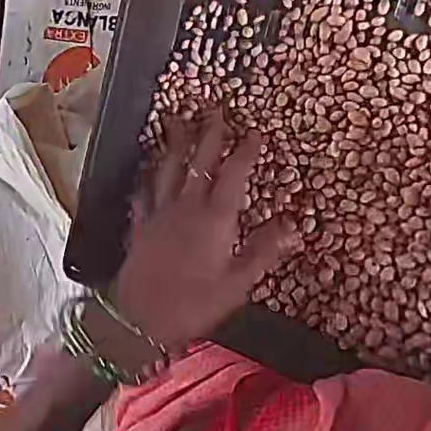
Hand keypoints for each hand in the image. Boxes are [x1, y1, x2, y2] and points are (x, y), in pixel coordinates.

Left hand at [114, 112, 296, 348]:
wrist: (139, 319)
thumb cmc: (195, 303)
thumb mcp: (238, 283)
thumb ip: (263, 250)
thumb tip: (292, 224)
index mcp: (216, 217)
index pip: (234, 174)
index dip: (246, 150)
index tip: (255, 132)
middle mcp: (187, 206)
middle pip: (201, 161)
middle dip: (211, 134)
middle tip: (217, 110)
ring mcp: (160, 213)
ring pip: (169, 169)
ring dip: (176, 144)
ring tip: (179, 123)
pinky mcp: (141, 225)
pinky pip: (144, 193)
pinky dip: (147, 177)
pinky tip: (145, 170)